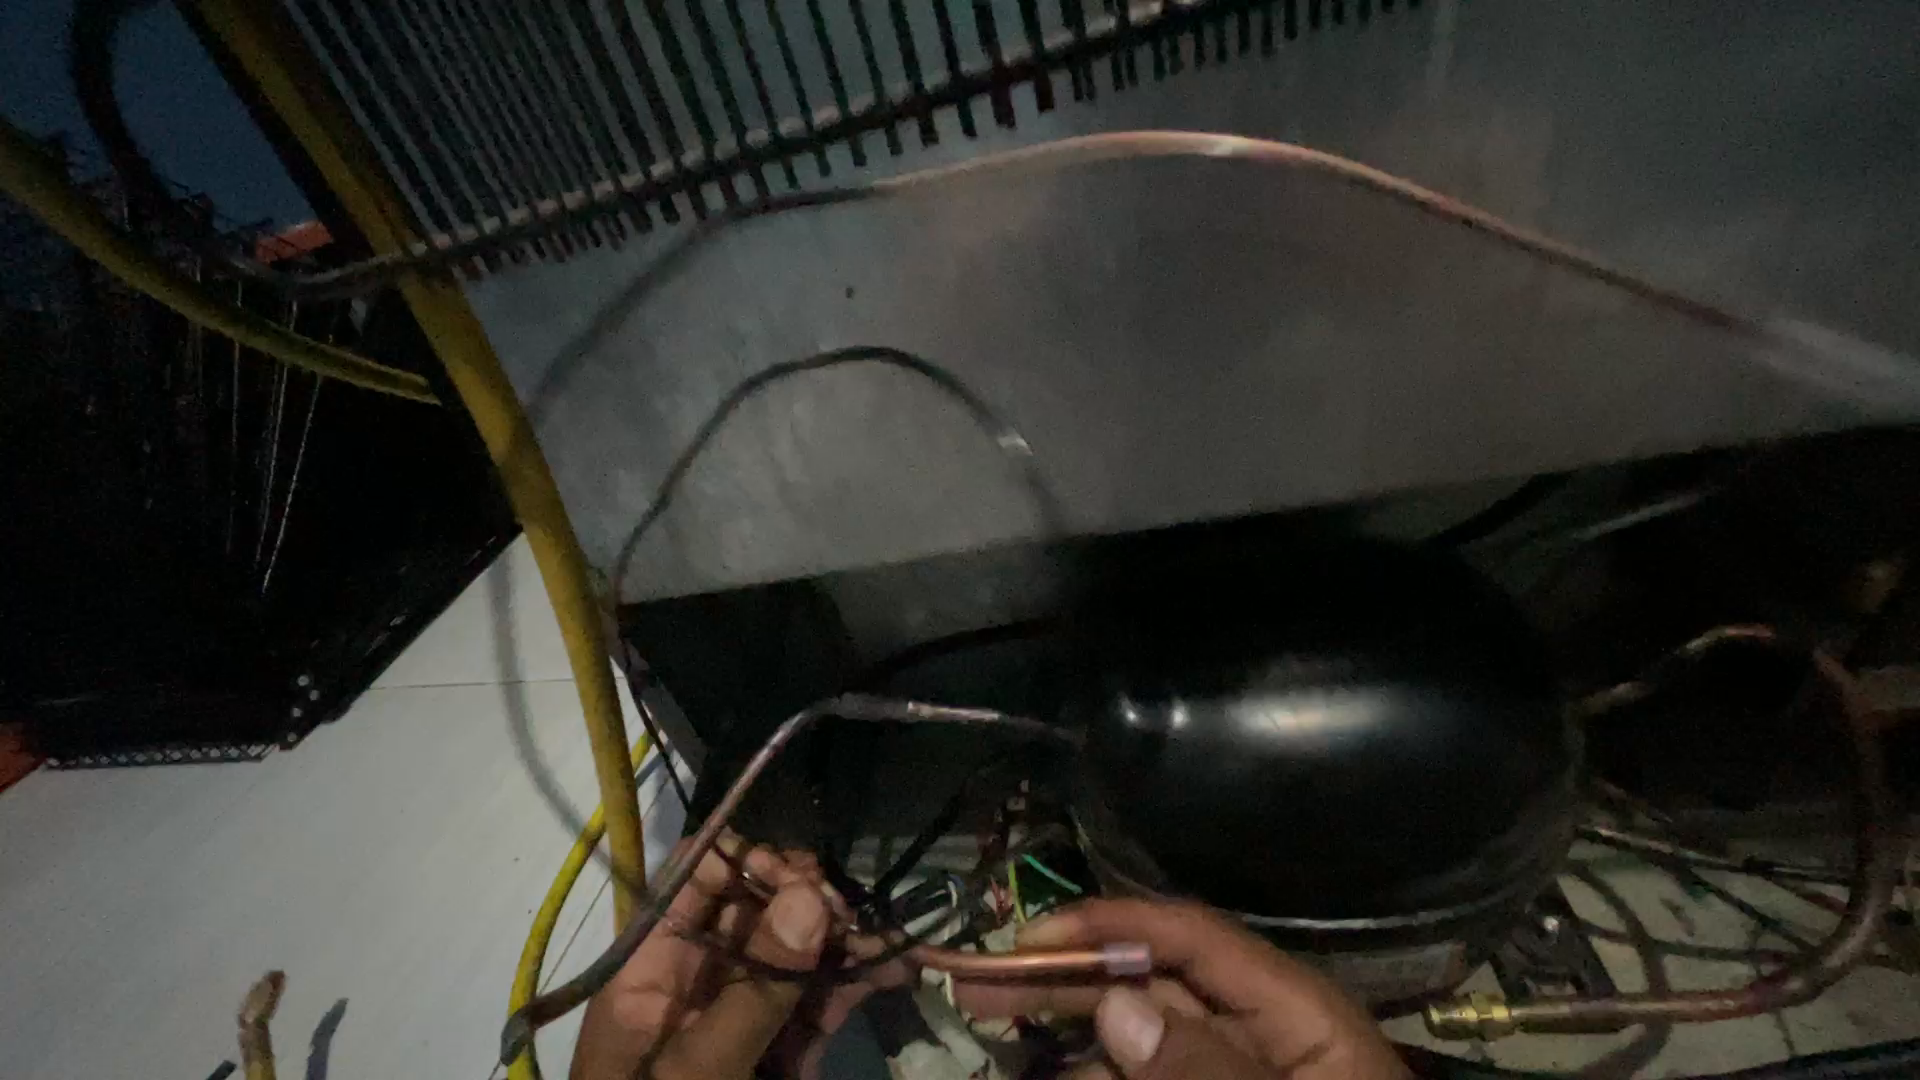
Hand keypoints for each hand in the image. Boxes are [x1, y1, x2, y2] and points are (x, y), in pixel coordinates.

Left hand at [569, 838, 906, 1079]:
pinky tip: (896, 965)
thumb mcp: (694, 1078)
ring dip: (847, 936)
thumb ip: (753, 991)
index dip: (743, 861)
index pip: (694, 883)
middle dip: (807, 896)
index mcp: (654, 973)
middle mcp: (702, 980)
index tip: (796, 871)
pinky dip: (859, 980)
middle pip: (758, 907)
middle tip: (846, 911)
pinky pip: (823, 998)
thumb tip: (810, 895)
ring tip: (887, 936)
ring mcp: (749, 1013)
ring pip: (800, 948)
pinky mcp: (786, 1050)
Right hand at [953, 899, 1410, 1079]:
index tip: (1033, 936)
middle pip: (1145, 980)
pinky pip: (1137, 1074)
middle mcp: (1250, 1025)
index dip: (1109, 923)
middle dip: (1066, 976)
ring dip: (1070, 1034)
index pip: (1188, 935)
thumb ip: (1207, 1070)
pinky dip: (1094, 1074)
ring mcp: (1222, 1065)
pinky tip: (1054, 1070)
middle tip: (983, 984)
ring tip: (1003, 1036)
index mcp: (1290, 1007)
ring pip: (1131, 1033)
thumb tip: (1117, 1004)